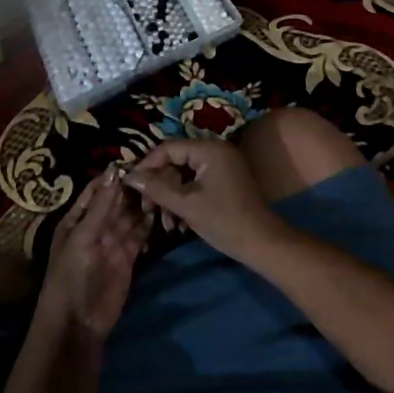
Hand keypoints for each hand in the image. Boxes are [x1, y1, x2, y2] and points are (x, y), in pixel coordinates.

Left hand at [40, 166, 148, 337]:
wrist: (78, 321)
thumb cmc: (72, 274)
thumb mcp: (84, 236)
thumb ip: (101, 206)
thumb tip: (114, 170)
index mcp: (77, 218)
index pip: (97, 190)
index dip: (113, 176)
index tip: (136, 160)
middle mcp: (95, 226)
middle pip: (116, 202)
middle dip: (133, 189)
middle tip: (158, 172)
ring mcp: (112, 242)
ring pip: (130, 218)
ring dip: (143, 206)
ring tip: (164, 189)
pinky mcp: (127, 258)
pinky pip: (139, 236)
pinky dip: (148, 226)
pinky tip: (162, 212)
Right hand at [124, 139, 289, 266]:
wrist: (263, 244)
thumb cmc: (224, 221)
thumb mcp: (186, 204)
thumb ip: (156, 188)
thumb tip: (130, 176)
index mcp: (209, 149)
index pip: (168, 148)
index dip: (148, 165)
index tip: (133, 185)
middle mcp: (216, 151)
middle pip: (175, 162)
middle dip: (160, 187)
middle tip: (147, 209)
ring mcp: (222, 166)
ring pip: (184, 176)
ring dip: (171, 199)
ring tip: (165, 224)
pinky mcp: (225, 181)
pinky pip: (197, 184)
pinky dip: (185, 201)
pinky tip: (178, 224)